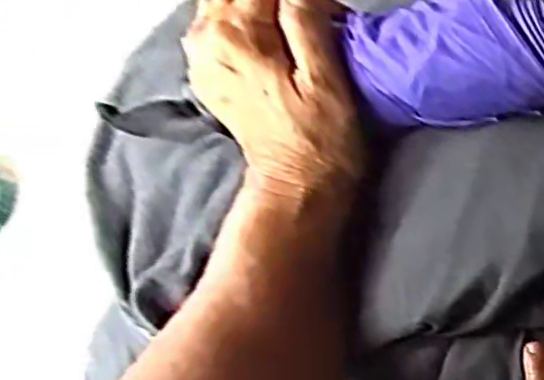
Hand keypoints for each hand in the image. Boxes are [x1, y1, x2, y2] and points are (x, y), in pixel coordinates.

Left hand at [185, 0, 364, 202]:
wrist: (299, 187)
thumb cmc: (324, 145)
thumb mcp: (328, 87)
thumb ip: (308, 31)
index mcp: (237, 34)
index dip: (304, 1)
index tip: (333, 17)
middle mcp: (207, 36)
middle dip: (276, 5)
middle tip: (313, 26)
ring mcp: (201, 55)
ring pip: (221, 8)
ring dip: (258, 15)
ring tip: (295, 39)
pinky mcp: (206, 74)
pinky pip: (216, 32)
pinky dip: (243, 32)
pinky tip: (270, 53)